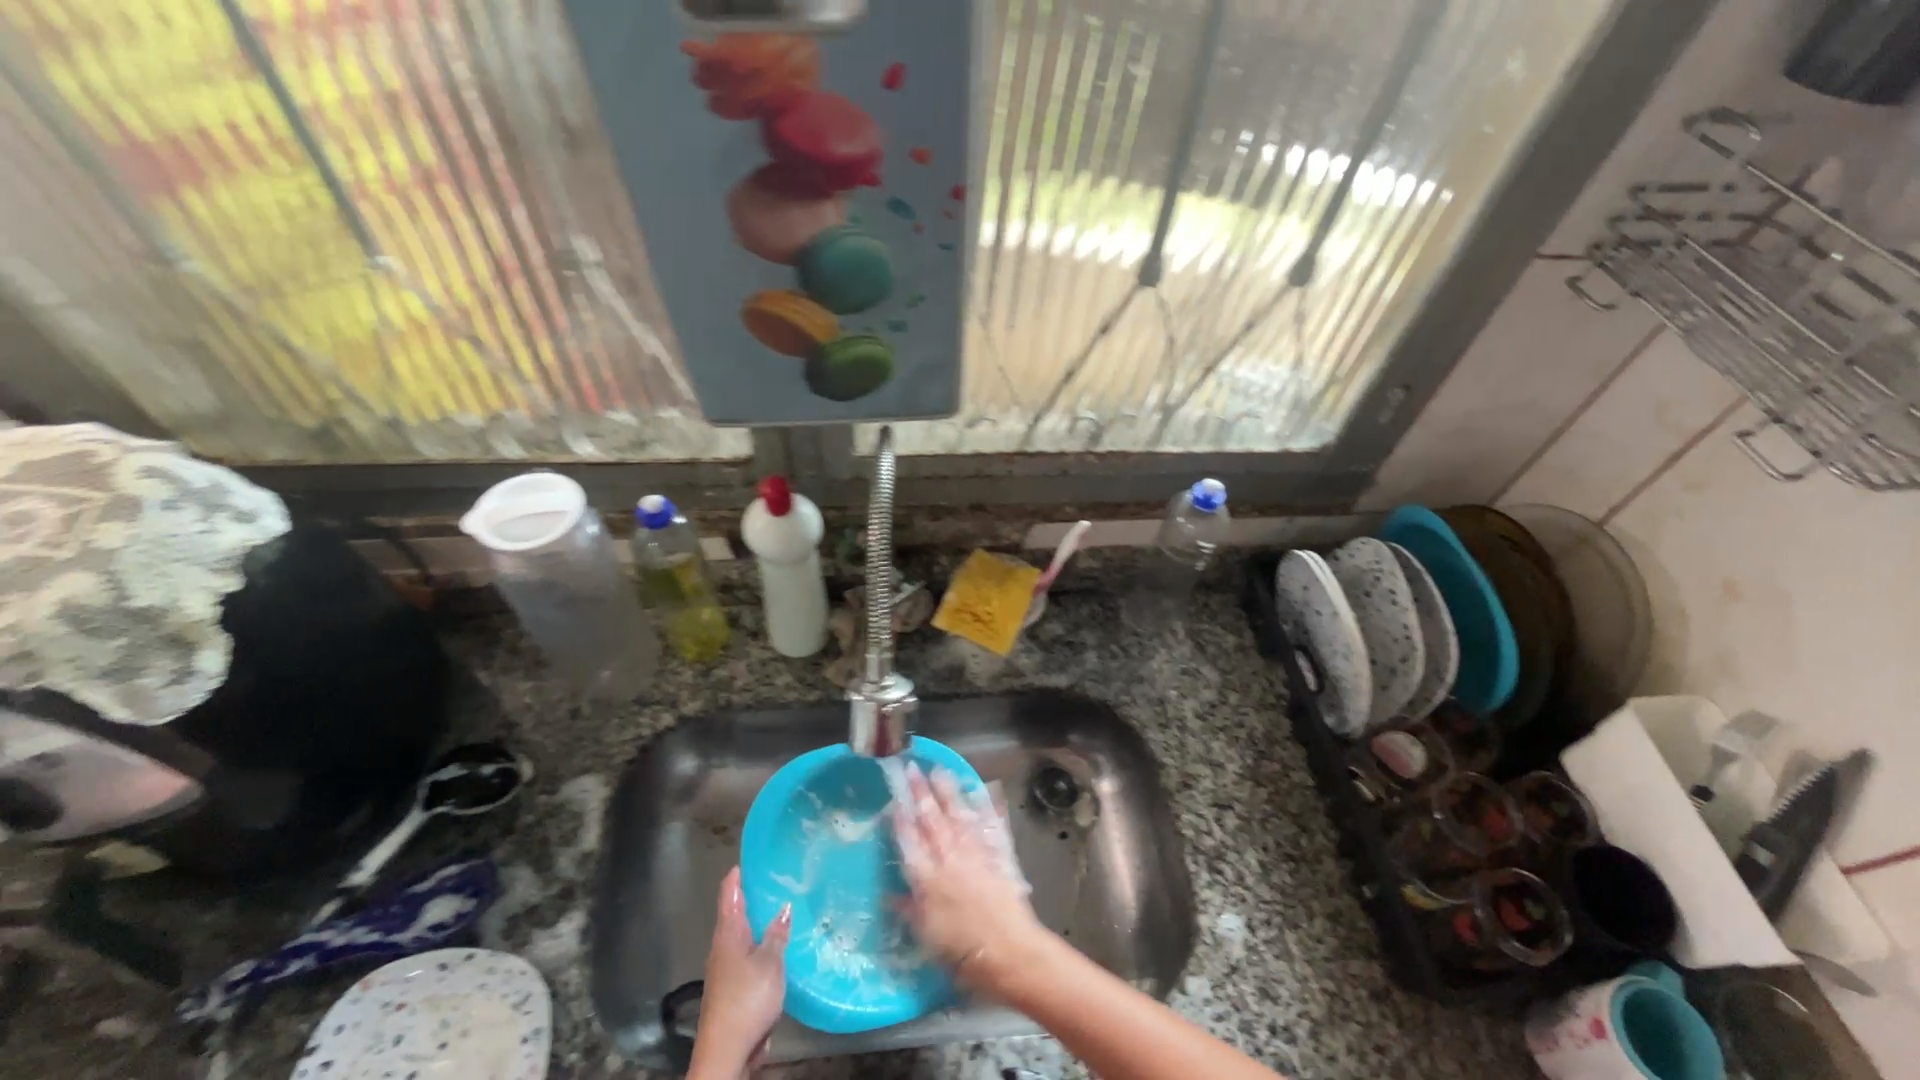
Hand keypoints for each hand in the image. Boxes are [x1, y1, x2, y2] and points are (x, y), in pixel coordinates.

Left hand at [691, 866, 790, 1078]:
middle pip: (734, 915)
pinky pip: (748, 956)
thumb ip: (777, 935)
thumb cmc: (747, 998)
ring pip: (742, 937)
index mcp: (728, 934)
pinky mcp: (734, 988)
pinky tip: (777, 948)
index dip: (737, 877)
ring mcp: (726, 969)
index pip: (729, 895)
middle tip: (774, 880)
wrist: (727, 1049)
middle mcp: (723, 947)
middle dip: (750, 898)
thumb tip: (784, 906)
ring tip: (780, 909)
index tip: (748, 859)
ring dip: (757, 923)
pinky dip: (760, 945)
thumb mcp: (770, 963)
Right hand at [893, 764, 1049, 991]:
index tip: (893, 796)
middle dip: (920, 792)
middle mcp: (949, 859)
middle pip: (931, 819)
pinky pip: (989, 825)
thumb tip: (890, 896)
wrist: (1010, 953)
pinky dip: (984, 806)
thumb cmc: (963, 953)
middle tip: (911, 768)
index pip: (909, 839)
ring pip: (958, 815)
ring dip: (948, 792)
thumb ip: (909, 910)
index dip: (900, 817)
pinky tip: (980, 791)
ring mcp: (975, 854)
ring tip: (939, 771)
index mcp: (926, 879)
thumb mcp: (927, 936)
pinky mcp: (998, 855)